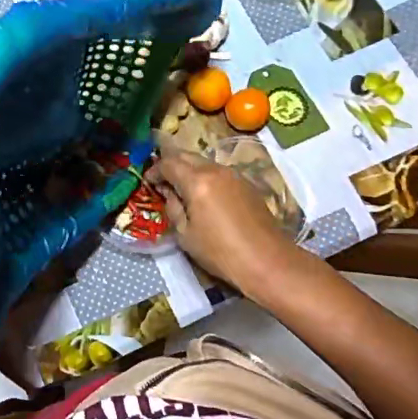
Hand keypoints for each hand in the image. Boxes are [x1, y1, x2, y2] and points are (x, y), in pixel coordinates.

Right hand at [148, 141, 319, 301]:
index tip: (148, 182)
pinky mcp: (247, 185)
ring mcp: (234, 175)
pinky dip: (205, 177)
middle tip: (162, 180)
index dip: (154, 170)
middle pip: (186, 155)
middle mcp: (215, 171)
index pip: (168, 164)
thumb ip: (173, 207)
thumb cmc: (221, 252)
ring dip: (189, 170)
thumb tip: (168, 193)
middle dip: (171, 164)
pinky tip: (205, 195)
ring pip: (204, 162)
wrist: (269, 262)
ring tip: (183, 188)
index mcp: (196, 181)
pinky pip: (219, 172)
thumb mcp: (185, 234)